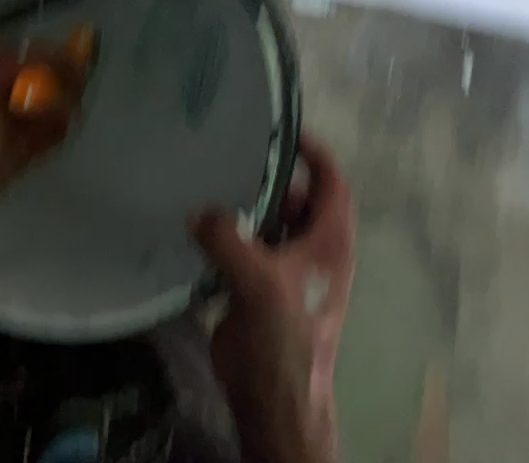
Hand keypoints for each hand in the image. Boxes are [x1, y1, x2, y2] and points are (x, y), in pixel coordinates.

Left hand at [0, 46, 77, 237]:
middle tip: (55, 97)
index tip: (82, 78)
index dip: (66, 67)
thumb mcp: (14, 157)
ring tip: (22, 107)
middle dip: (38, 73)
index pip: (39, 58)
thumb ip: (46, 128)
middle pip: (13, 57)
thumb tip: (66, 113)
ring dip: (9, 79)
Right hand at [193, 133, 355, 462]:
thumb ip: (229, 237)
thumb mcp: (260, 282)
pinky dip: (225, 230)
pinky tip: (196, 221)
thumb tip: (200, 211)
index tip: (287, 129)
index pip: (332, 184)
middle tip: (231, 152)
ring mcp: (283, 269)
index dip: (316, 155)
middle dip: (269, 176)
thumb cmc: (284, 337)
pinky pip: (242, 245)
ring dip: (243, 203)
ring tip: (208, 179)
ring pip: (267, 221)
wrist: (273, 399)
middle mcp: (311, 250)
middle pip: (295, 198)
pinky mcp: (256, 286)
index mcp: (330, 243)